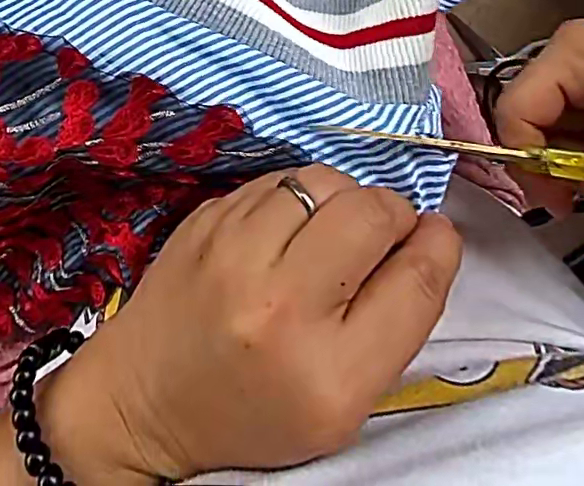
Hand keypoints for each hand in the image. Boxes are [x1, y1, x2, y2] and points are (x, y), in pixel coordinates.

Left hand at [44, 165, 462, 482]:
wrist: (145, 397)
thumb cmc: (256, 407)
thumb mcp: (342, 399)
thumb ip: (396, 318)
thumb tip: (428, 234)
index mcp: (328, 375)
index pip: (416, 281)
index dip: (438, 246)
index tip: (433, 236)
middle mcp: (279, 305)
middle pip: (374, 212)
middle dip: (393, 214)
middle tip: (380, 236)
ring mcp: (234, 250)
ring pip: (328, 179)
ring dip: (345, 197)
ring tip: (331, 229)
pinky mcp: (208, 216)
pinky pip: (283, 177)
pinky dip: (301, 194)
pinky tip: (288, 227)